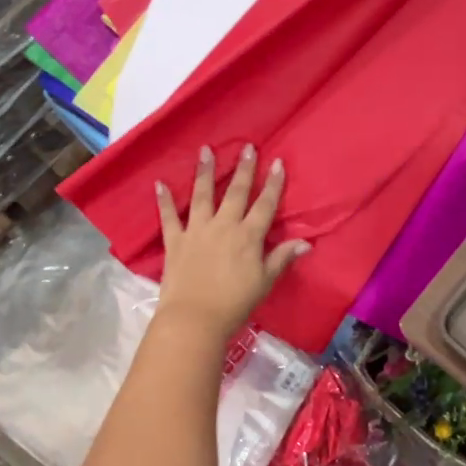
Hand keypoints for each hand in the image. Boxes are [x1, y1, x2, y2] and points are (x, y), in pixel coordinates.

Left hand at [155, 144, 307, 337]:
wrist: (195, 318)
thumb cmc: (235, 303)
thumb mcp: (265, 282)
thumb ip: (282, 258)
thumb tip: (306, 242)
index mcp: (248, 236)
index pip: (265, 205)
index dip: (273, 184)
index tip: (277, 163)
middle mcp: (223, 226)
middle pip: (236, 192)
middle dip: (244, 169)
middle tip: (247, 147)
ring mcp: (197, 230)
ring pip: (202, 195)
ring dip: (205, 172)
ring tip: (206, 150)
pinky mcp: (174, 241)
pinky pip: (168, 216)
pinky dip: (163, 200)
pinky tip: (159, 183)